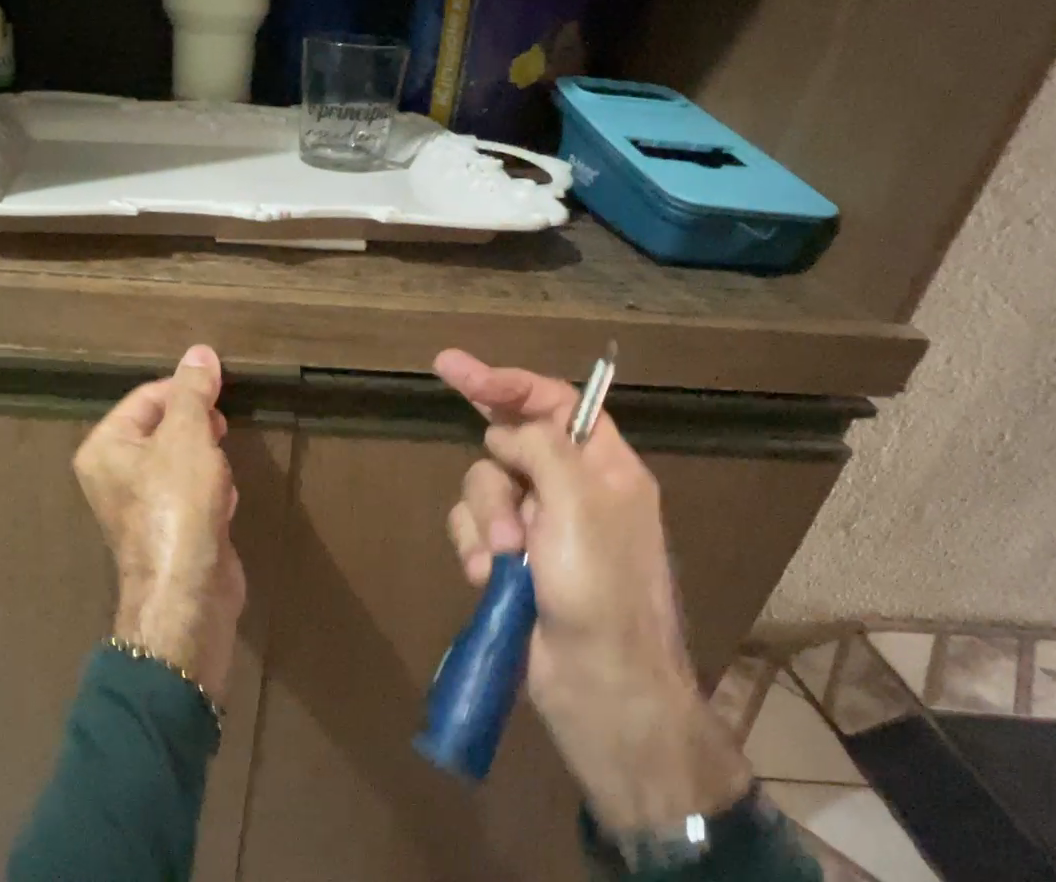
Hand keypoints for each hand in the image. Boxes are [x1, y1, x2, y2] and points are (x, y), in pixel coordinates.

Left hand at [74, 345, 242, 702]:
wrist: (188, 592)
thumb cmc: (178, 504)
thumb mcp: (187, 436)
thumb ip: (193, 392)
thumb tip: (200, 352)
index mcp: (105, 448)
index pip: (146, 398)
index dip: (185, 389)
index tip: (221, 388)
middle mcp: (114, 475)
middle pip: (163, 429)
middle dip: (198, 428)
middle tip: (222, 429)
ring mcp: (141, 506)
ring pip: (181, 462)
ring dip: (208, 461)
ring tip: (221, 472)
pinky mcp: (168, 530)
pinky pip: (191, 494)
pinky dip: (212, 492)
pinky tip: (224, 502)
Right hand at [434, 350, 749, 831]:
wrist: (599, 688)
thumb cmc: (602, 591)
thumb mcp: (580, 506)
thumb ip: (541, 450)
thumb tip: (505, 434)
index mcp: (605, 468)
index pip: (553, 403)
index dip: (506, 383)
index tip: (451, 368)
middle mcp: (570, 490)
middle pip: (505, 450)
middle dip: (497, 487)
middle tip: (513, 534)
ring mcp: (539, 528)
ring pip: (481, 492)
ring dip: (485, 527)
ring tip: (506, 570)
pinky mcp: (510, 562)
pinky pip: (471, 531)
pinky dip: (475, 553)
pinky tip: (491, 584)